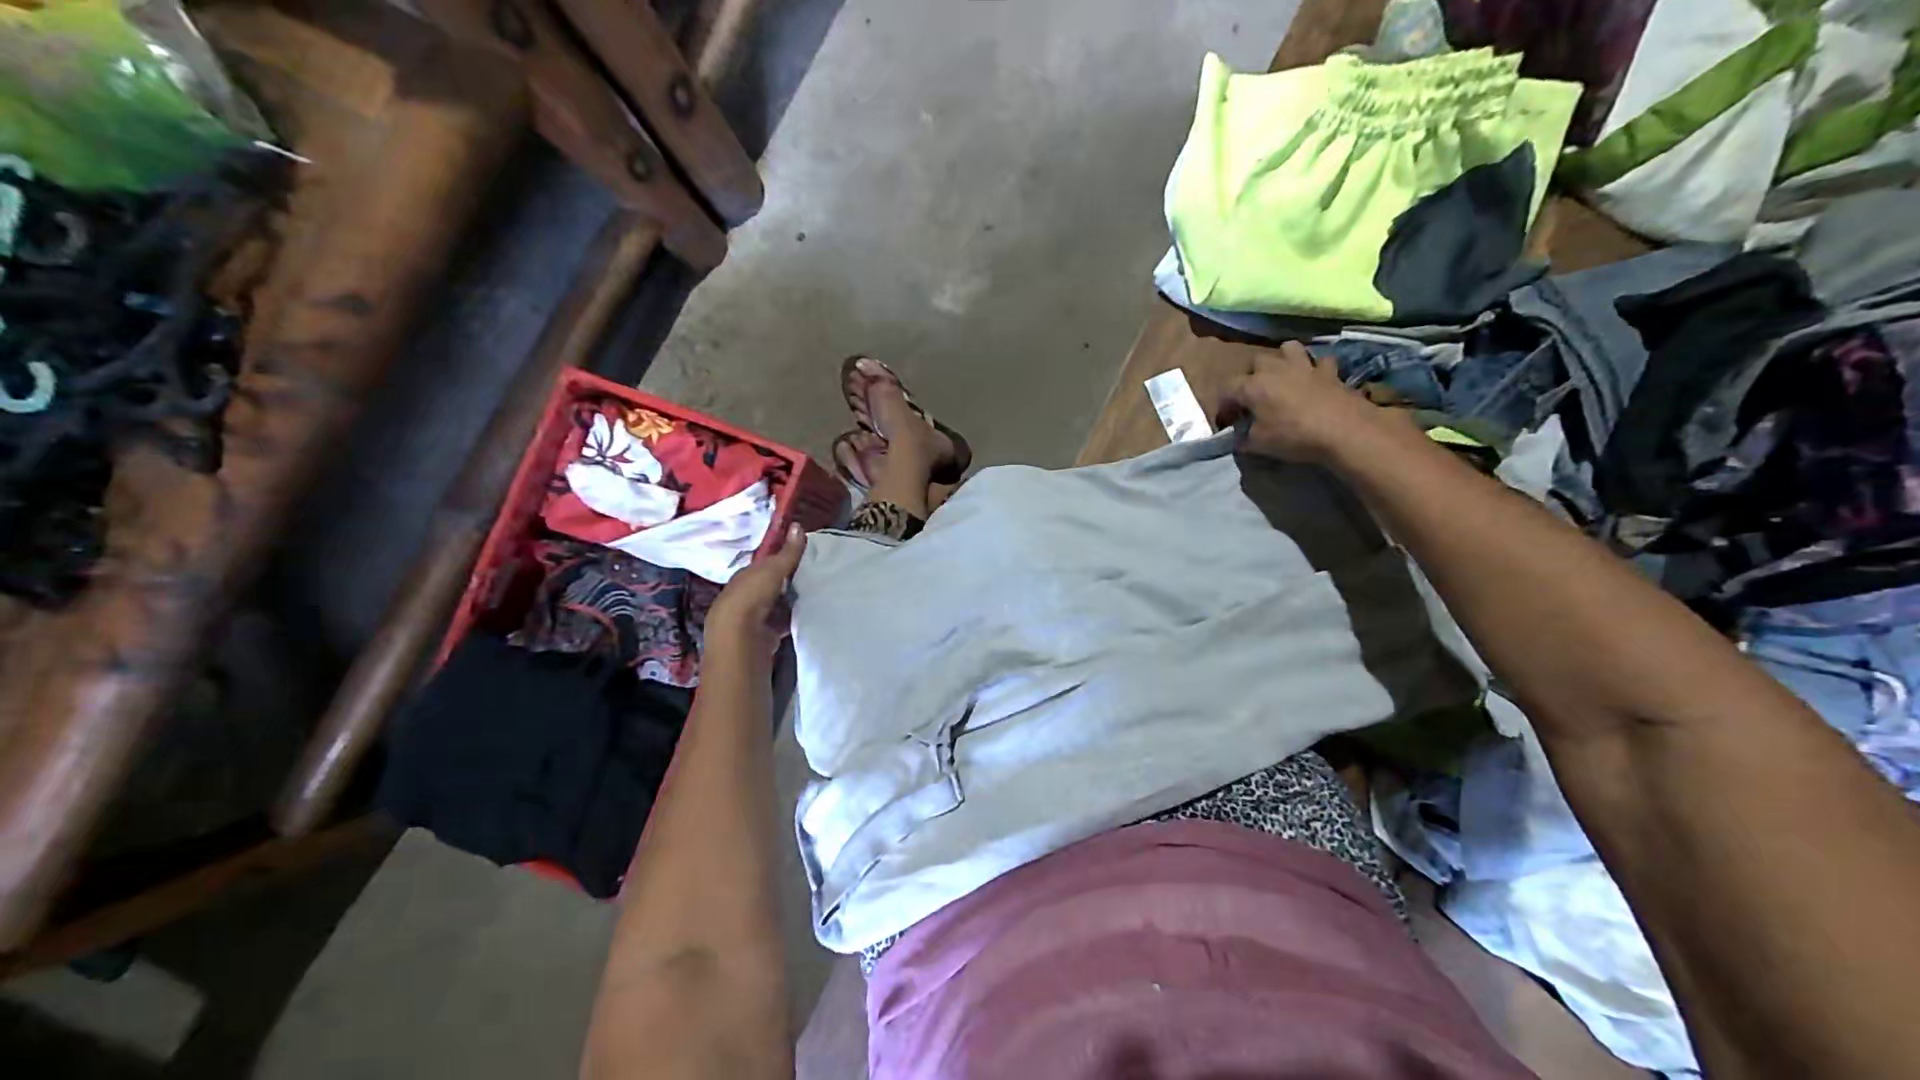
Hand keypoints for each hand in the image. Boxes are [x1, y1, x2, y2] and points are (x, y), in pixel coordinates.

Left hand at [706, 522, 807, 655]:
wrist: (740, 637)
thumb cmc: (752, 596)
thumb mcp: (773, 569)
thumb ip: (788, 552)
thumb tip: (797, 524)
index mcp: (743, 576)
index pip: (764, 565)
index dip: (782, 560)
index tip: (804, 557)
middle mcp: (745, 595)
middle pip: (771, 585)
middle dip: (787, 582)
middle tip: (813, 577)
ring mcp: (753, 617)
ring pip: (776, 604)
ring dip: (790, 602)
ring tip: (814, 596)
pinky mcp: (763, 635)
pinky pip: (782, 623)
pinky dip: (792, 619)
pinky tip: (807, 616)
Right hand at [1220, 341, 1386, 464]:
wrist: (1343, 430)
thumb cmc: (1294, 437)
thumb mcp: (1259, 445)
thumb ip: (1243, 439)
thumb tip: (1238, 437)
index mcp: (1252, 386)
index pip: (1227, 390)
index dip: (1223, 406)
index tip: (1227, 423)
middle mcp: (1274, 369)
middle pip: (1254, 363)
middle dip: (1251, 377)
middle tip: (1254, 398)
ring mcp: (1303, 366)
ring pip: (1288, 349)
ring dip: (1282, 360)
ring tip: (1283, 377)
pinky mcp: (1328, 371)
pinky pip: (1320, 362)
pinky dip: (1316, 369)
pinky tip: (1316, 379)